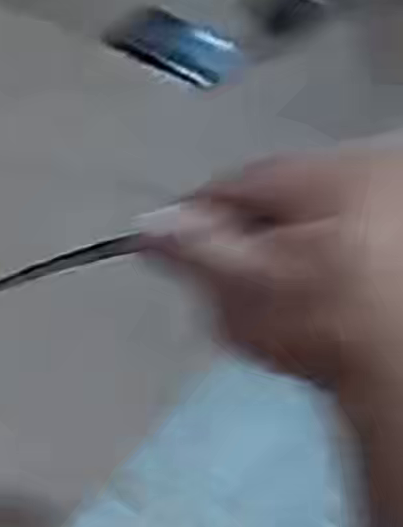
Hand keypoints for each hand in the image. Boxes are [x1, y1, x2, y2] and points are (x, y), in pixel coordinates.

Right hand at [144, 147, 402, 403]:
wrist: (393, 359)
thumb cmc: (325, 325)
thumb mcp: (234, 285)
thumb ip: (189, 248)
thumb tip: (149, 224)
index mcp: (333, 175)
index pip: (226, 185)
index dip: (186, 224)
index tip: (169, 254)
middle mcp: (382, 167)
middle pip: (274, 194)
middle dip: (241, 234)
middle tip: (231, 277)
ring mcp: (402, 193)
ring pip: (310, 208)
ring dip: (281, 240)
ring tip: (278, 284)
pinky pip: (348, 219)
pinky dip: (322, 246)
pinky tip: (319, 279)